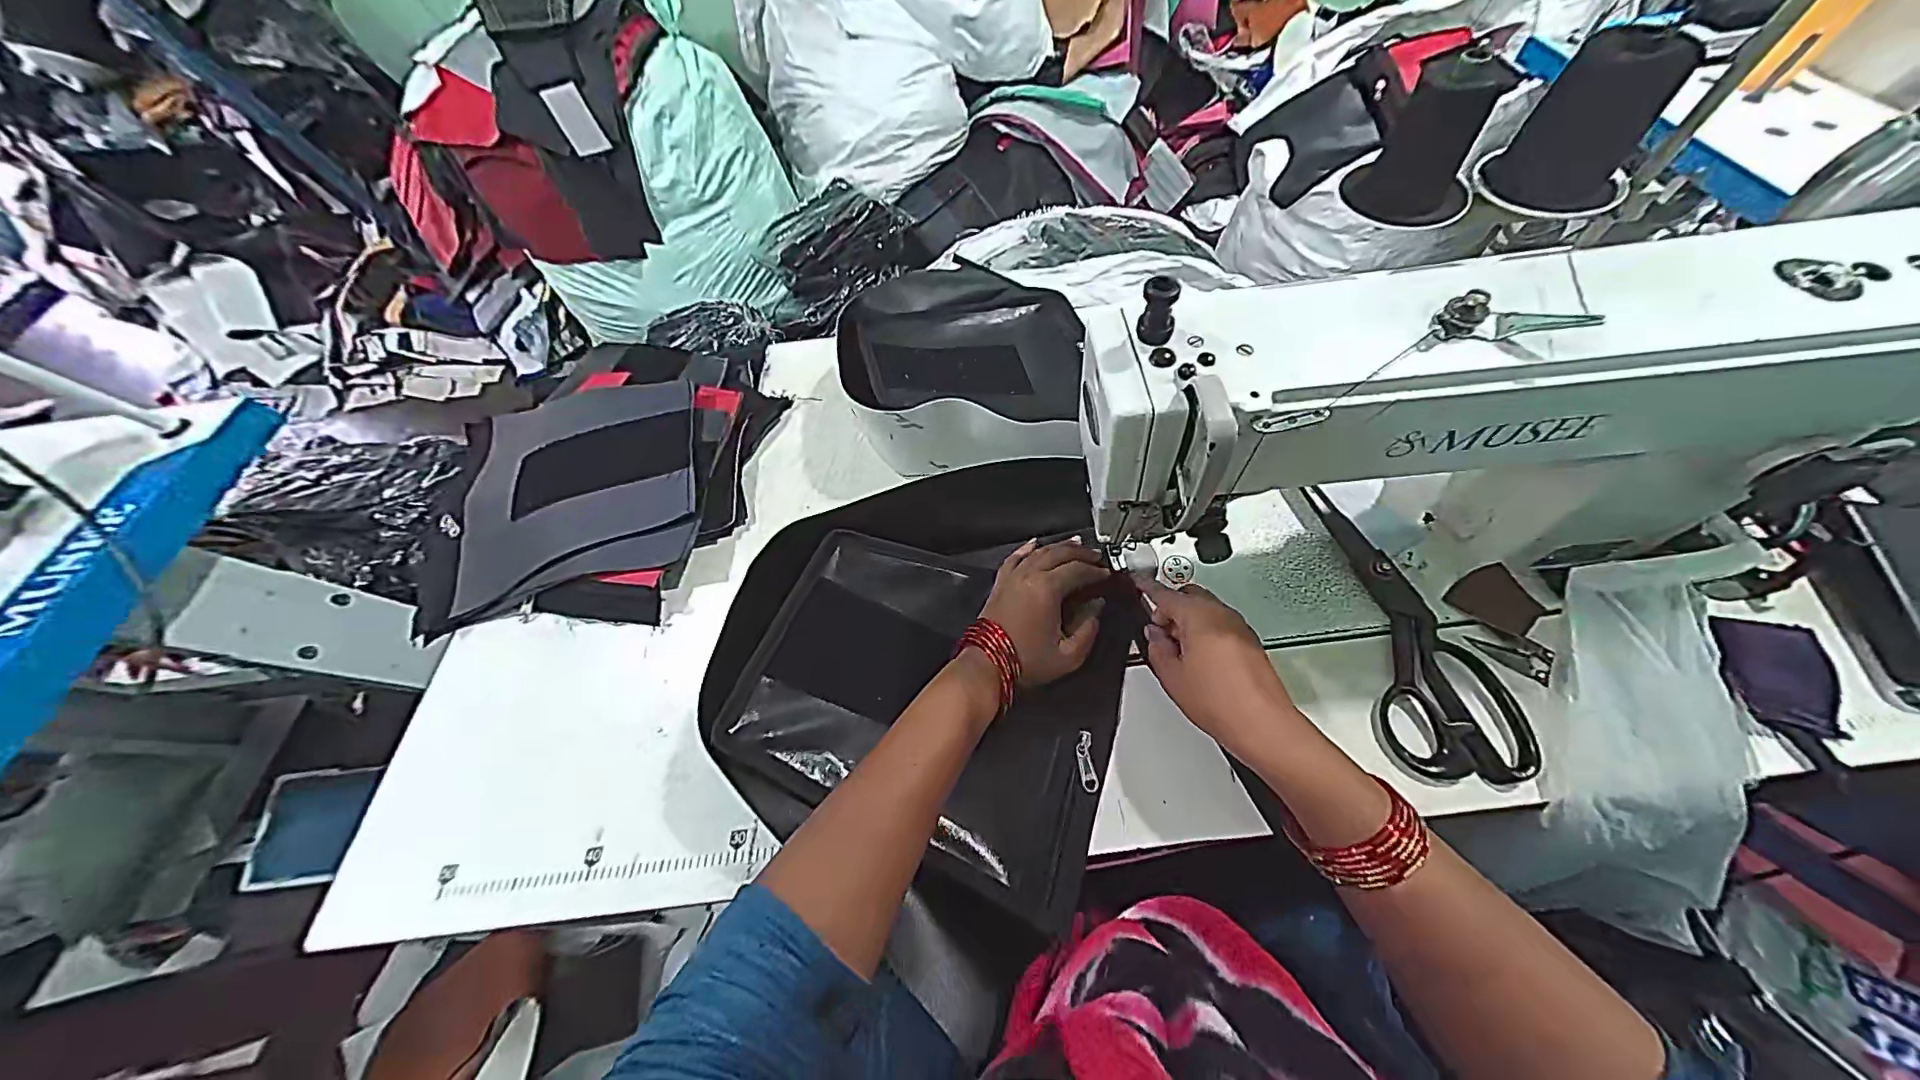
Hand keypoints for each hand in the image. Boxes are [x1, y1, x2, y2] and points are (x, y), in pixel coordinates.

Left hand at [977, 538, 1109, 688]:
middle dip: (1081, 553)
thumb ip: (1088, 630)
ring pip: (1038, 552)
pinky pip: (1015, 558)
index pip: (1077, 570)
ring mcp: (1012, 578)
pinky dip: (1027, 549)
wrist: (987, 665)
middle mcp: (1028, 576)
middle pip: (1059, 553)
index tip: (1105, 574)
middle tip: (1095, 556)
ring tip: (1073, 545)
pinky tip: (1034, 544)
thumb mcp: (1068, 655)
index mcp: (1047, 589)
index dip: (1095, 570)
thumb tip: (1095, 609)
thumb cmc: (1024, 661)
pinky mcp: (1000, 584)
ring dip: (1058, 547)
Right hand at [1138, 576, 1299, 755]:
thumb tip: (1155, 636)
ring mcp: (1240, 627)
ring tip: (1178, 650)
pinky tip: (1199, 659)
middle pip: (1190, 595)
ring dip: (1189, 620)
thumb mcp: (1172, 676)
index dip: (1148, 589)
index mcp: (1199, 616)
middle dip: (1171, 607)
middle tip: (1158, 628)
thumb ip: (1157, 648)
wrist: (1261, 724)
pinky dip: (1206, 631)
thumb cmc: (1224, 703)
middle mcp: (1223, 615)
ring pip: (1207, 609)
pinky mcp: (1250, 641)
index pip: (1166, 594)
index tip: (1140, 585)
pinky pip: (1221, 624)